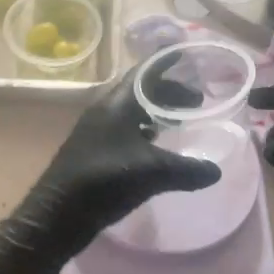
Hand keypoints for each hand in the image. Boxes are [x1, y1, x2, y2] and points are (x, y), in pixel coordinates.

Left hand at [0, 67, 221, 273]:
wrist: (57, 215)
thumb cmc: (103, 182)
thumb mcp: (151, 173)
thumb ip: (186, 170)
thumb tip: (215, 171)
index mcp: (116, 105)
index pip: (145, 72)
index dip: (166, 64)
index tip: (187, 57)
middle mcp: (104, 112)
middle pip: (140, 91)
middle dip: (169, 92)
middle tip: (196, 102)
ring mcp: (96, 133)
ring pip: (131, 112)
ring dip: (155, 112)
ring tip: (179, 123)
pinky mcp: (93, 153)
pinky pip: (124, 131)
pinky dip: (143, 132)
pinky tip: (156, 149)